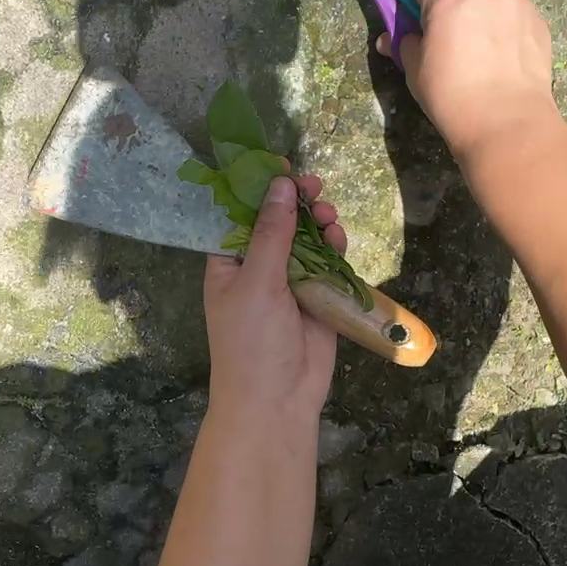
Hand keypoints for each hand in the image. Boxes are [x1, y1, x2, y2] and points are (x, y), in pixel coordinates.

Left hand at [204, 173, 346, 427]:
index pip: (240, 215)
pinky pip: (326, 265)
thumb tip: (280, 185)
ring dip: (317, 224)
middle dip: (295, 203)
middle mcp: (257, 269)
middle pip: (278, 223)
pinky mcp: (317, 298)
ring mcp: (289, 284)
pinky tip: (338, 238)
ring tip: (328, 215)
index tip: (279, 165)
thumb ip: (272, 233)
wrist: (277, 400)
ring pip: (306, 241)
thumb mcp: (256, 282)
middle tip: (313, 187)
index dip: (258, 189)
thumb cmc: (252, 341)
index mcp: (228, 263)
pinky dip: (333, 249)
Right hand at [376, 0, 560, 163]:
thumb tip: (393, 38)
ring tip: (480, 56)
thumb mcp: (415, 73)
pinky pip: (512, 17)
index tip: (415, 18)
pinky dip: (504, 31)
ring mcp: (514, 0)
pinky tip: (502, 62)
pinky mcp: (537, 19)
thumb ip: (404, 46)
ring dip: (479, 18)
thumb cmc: (451, 95)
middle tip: (449, 45)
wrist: (505, 120)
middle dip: (450, 9)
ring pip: (488, 1)